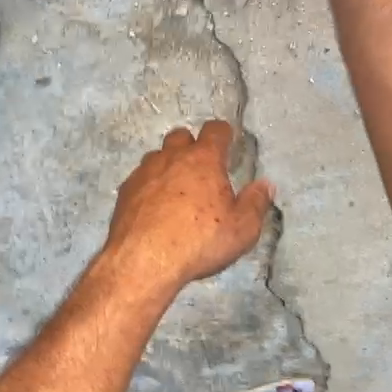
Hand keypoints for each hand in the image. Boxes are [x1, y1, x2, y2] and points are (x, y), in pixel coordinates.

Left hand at [102, 120, 275, 292]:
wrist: (144, 260)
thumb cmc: (199, 241)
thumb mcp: (242, 229)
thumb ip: (256, 203)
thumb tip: (266, 184)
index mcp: (204, 159)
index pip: (215, 130)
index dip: (223, 133)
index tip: (228, 142)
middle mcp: (172, 157)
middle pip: (181, 136)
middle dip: (192, 146)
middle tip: (201, 169)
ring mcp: (145, 171)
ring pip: (158, 155)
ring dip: (168, 165)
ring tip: (177, 190)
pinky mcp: (125, 190)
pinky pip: (140, 178)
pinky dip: (149, 186)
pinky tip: (154, 207)